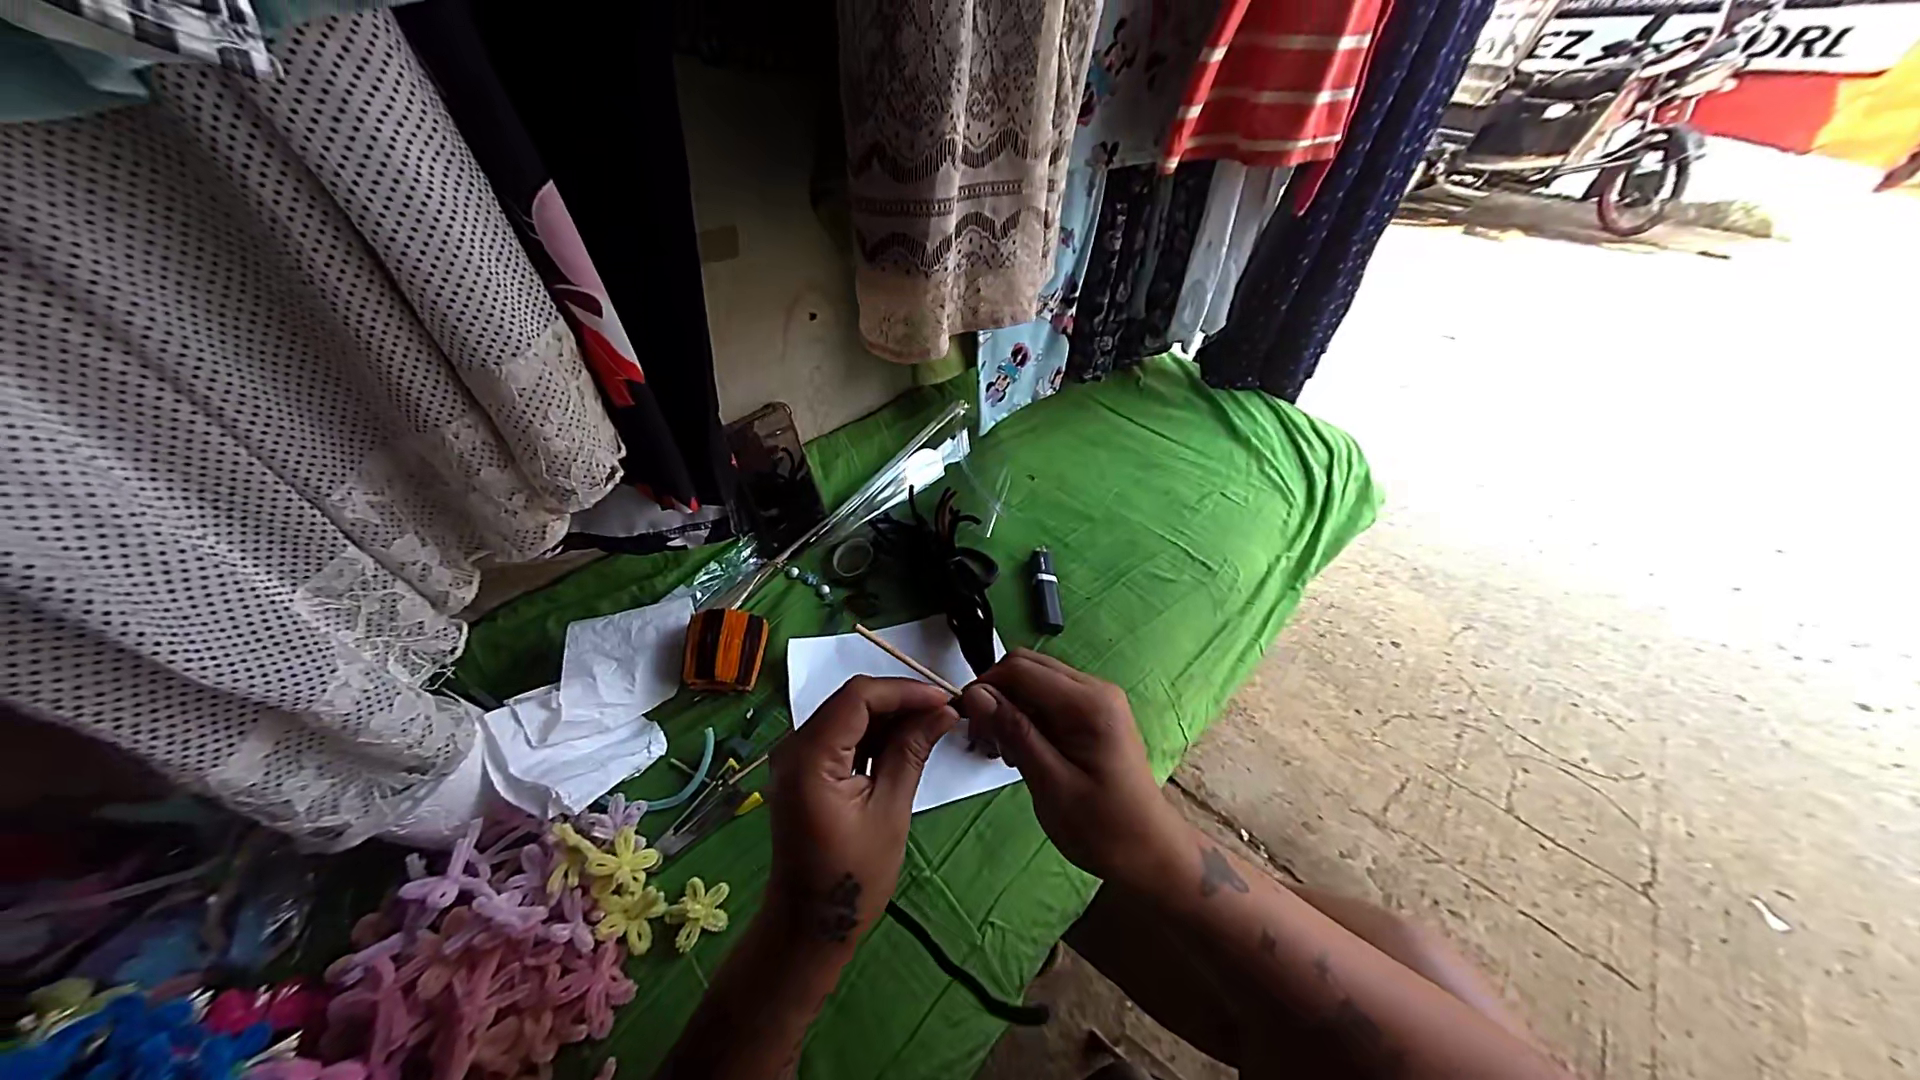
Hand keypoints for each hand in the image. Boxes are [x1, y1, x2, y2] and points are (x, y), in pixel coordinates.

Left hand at [766, 676, 957, 951]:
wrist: (809, 924)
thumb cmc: (852, 878)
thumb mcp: (890, 810)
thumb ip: (912, 751)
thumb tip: (943, 711)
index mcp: (809, 758)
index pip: (858, 698)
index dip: (904, 691)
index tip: (943, 699)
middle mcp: (794, 747)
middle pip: (851, 700)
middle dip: (900, 700)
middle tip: (943, 712)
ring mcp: (795, 755)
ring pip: (849, 712)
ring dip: (890, 715)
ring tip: (931, 724)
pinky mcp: (804, 765)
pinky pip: (842, 732)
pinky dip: (874, 731)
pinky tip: (905, 740)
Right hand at [957, 650, 1188, 891]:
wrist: (1150, 852)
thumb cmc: (1104, 827)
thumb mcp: (1051, 784)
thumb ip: (1015, 733)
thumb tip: (976, 695)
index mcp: (1089, 704)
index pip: (1021, 669)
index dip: (986, 686)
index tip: (966, 720)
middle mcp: (1095, 690)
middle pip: (1027, 666)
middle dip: (996, 694)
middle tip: (984, 738)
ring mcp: (1097, 699)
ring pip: (1035, 679)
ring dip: (1010, 706)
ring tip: (1006, 751)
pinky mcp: (1093, 712)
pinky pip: (1048, 696)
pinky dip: (1027, 714)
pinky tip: (1023, 748)